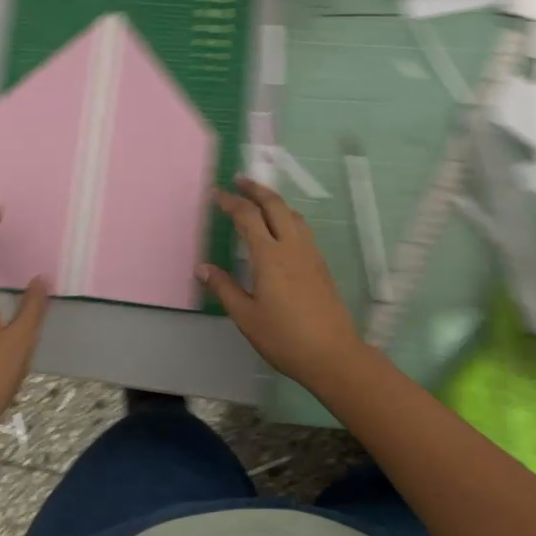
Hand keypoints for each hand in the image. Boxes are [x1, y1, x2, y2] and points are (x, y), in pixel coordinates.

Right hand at [199, 180, 367, 390]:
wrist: (333, 355)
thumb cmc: (284, 338)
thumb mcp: (246, 317)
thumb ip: (224, 288)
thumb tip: (202, 268)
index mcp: (269, 256)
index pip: (247, 217)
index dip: (231, 202)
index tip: (217, 194)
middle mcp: (291, 246)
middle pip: (275, 205)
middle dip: (256, 189)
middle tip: (239, 181)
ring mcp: (310, 253)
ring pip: (292, 214)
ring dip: (274, 201)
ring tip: (259, 200)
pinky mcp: (320, 264)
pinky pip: (302, 228)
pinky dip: (287, 216)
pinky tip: (282, 229)